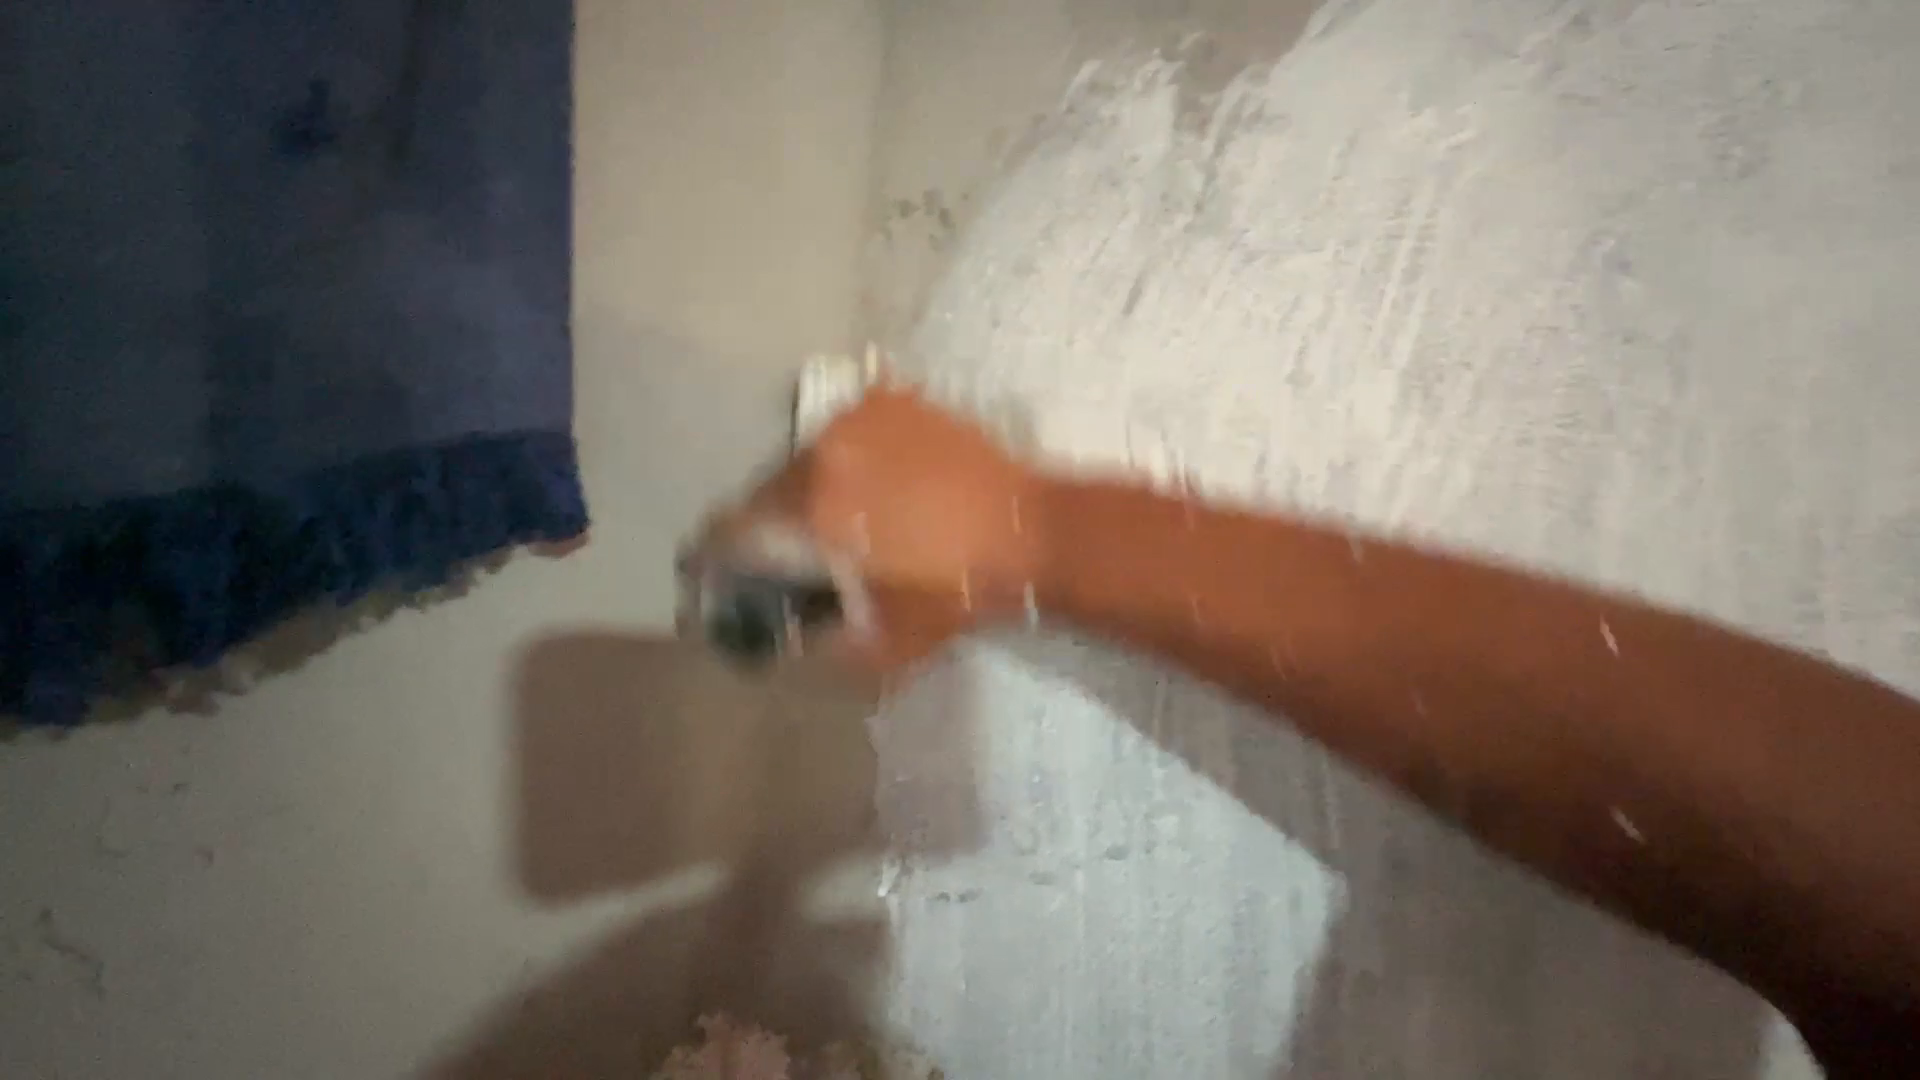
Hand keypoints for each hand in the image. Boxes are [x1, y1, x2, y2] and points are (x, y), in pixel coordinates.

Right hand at [684, 385, 1044, 672]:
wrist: (1032, 529)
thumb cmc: (959, 591)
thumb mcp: (888, 643)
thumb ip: (823, 647)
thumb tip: (786, 640)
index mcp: (812, 512)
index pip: (730, 528)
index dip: (717, 554)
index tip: (717, 567)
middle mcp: (824, 453)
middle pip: (767, 487)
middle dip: (772, 520)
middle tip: (797, 545)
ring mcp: (860, 418)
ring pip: (808, 454)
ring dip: (812, 483)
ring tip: (844, 510)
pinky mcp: (894, 400)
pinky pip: (847, 429)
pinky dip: (848, 453)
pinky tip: (876, 476)